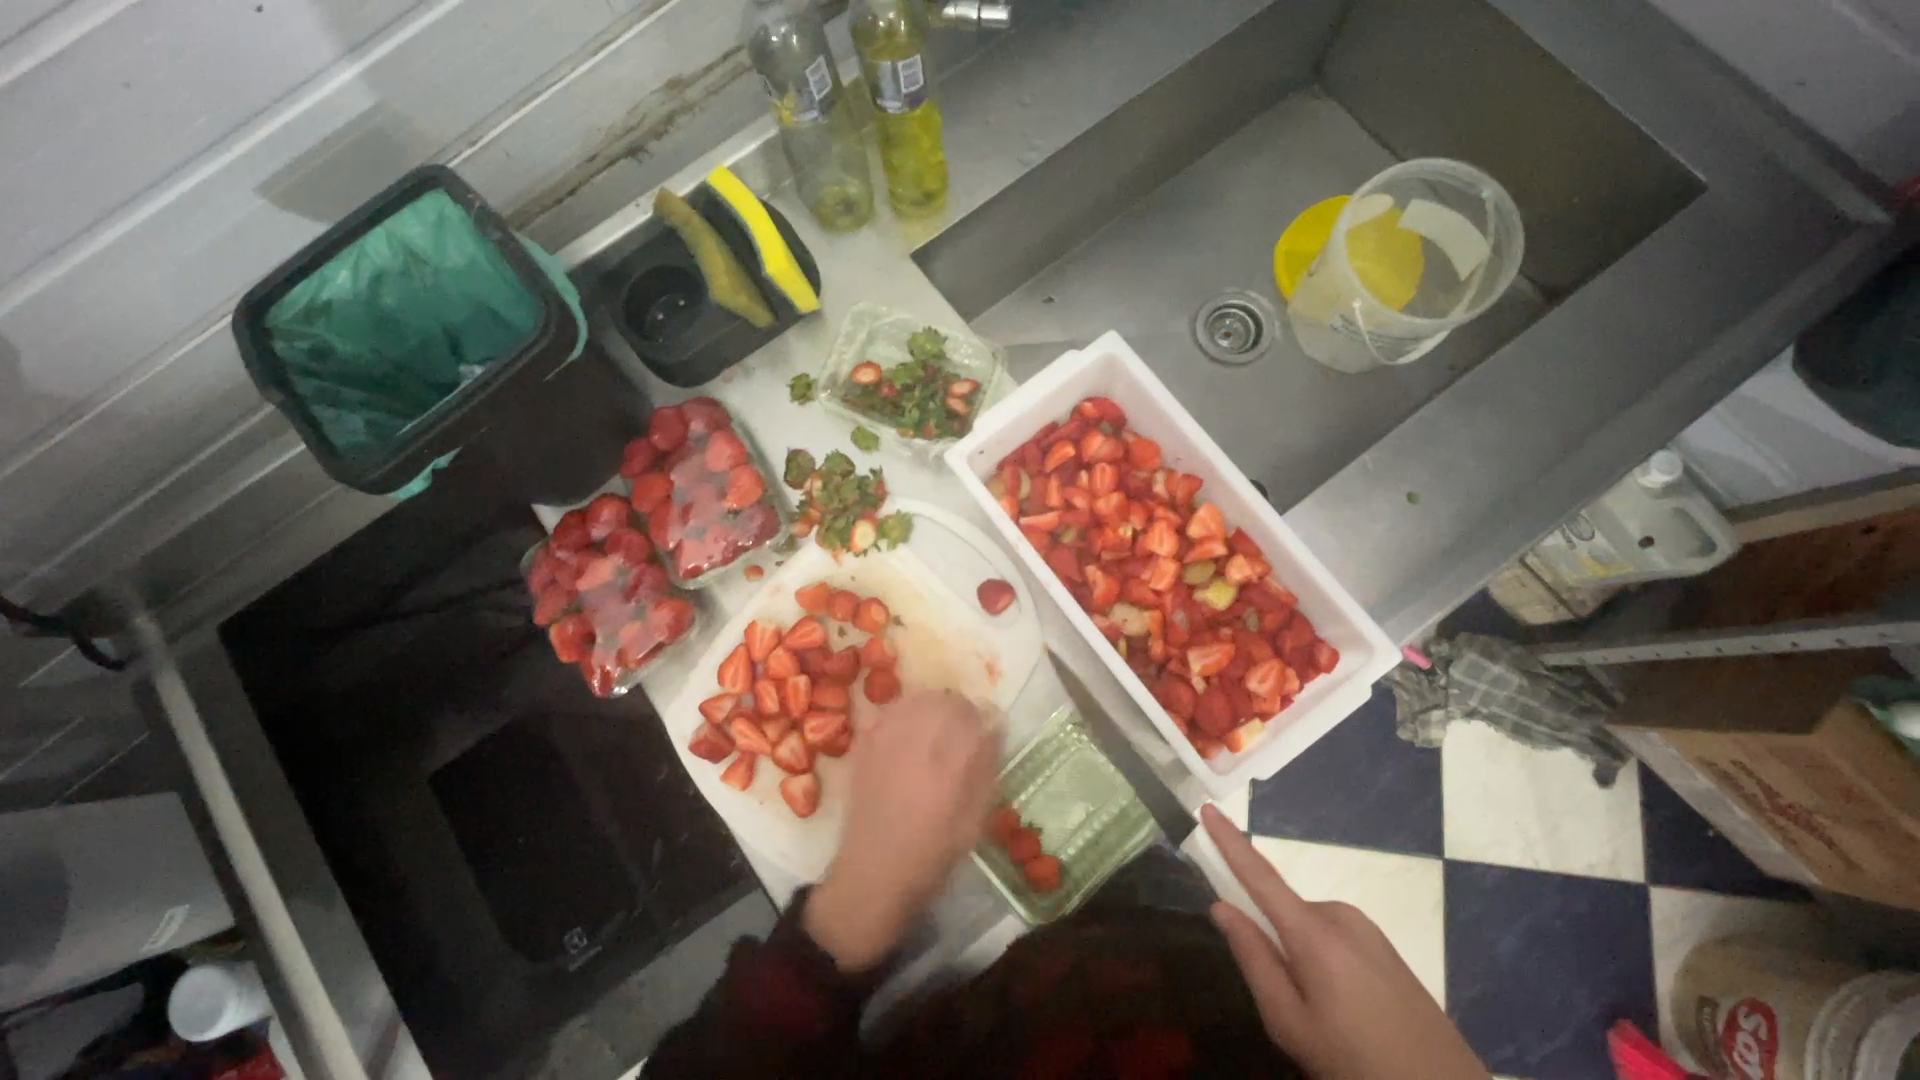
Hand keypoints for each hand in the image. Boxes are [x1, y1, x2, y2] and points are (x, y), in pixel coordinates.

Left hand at [803, 689, 1000, 971]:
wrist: (877, 870)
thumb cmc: (934, 850)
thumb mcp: (976, 815)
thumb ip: (986, 765)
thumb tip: (993, 725)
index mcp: (954, 758)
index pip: (977, 711)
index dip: (984, 719)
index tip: (984, 734)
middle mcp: (920, 738)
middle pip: (945, 698)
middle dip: (957, 710)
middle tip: (959, 734)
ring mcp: (887, 737)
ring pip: (916, 698)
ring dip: (929, 708)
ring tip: (931, 734)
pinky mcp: (865, 743)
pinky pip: (890, 712)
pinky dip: (902, 716)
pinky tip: (904, 741)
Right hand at [1201, 805, 1487, 1079]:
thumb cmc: (1355, 1059)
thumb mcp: (1289, 1022)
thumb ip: (1253, 959)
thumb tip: (1222, 907)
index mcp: (1312, 932)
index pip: (1259, 876)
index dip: (1230, 842)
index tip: (1208, 808)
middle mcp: (1340, 917)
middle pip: (1284, 914)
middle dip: (1274, 946)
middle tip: (1291, 1006)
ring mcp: (1368, 930)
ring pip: (1309, 931)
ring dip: (1302, 960)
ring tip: (1324, 1019)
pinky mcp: (1386, 948)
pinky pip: (1335, 941)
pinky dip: (1326, 966)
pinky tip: (1348, 1014)